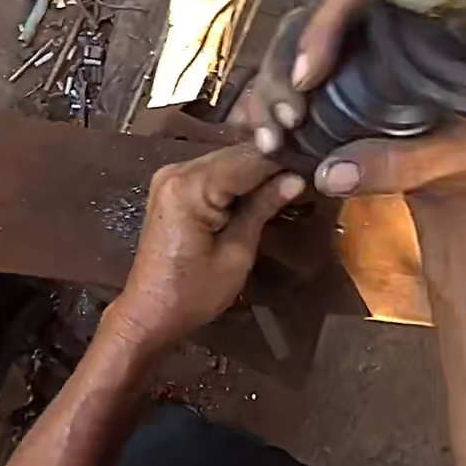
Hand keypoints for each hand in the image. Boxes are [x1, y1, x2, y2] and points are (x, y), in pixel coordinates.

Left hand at [104, 145, 306, 351]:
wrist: (150, 310)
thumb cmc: (192, 293)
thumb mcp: (237, 253)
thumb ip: (261, 209)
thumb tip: (295, 179)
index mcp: (189, 187)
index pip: (248, 159)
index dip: (284, 161)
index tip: (316, 163)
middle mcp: (175, 172)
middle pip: (234, 154)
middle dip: (270, 163)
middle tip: (308, 173)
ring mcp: (169, 177)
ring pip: (224, 160)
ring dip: (254, 170)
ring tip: (290, 181)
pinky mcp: (169, 187)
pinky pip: (210, 173)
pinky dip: (235, 179)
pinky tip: (259, 189)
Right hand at [237, 0, 465, 212]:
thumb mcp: (458, 157)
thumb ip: (401, 164)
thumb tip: (329, 174)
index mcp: (425, 22)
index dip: (325, 24)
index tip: (308, 77)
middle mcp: (376, 31)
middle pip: (306, 26)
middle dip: (282, 72)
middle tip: (285, 120)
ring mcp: (344, 60)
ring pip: (284, 57)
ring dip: (266, 96)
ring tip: (270, 142)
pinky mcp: (325, 90)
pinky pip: (280, 89)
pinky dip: (264, 115)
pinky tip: (266, 143)